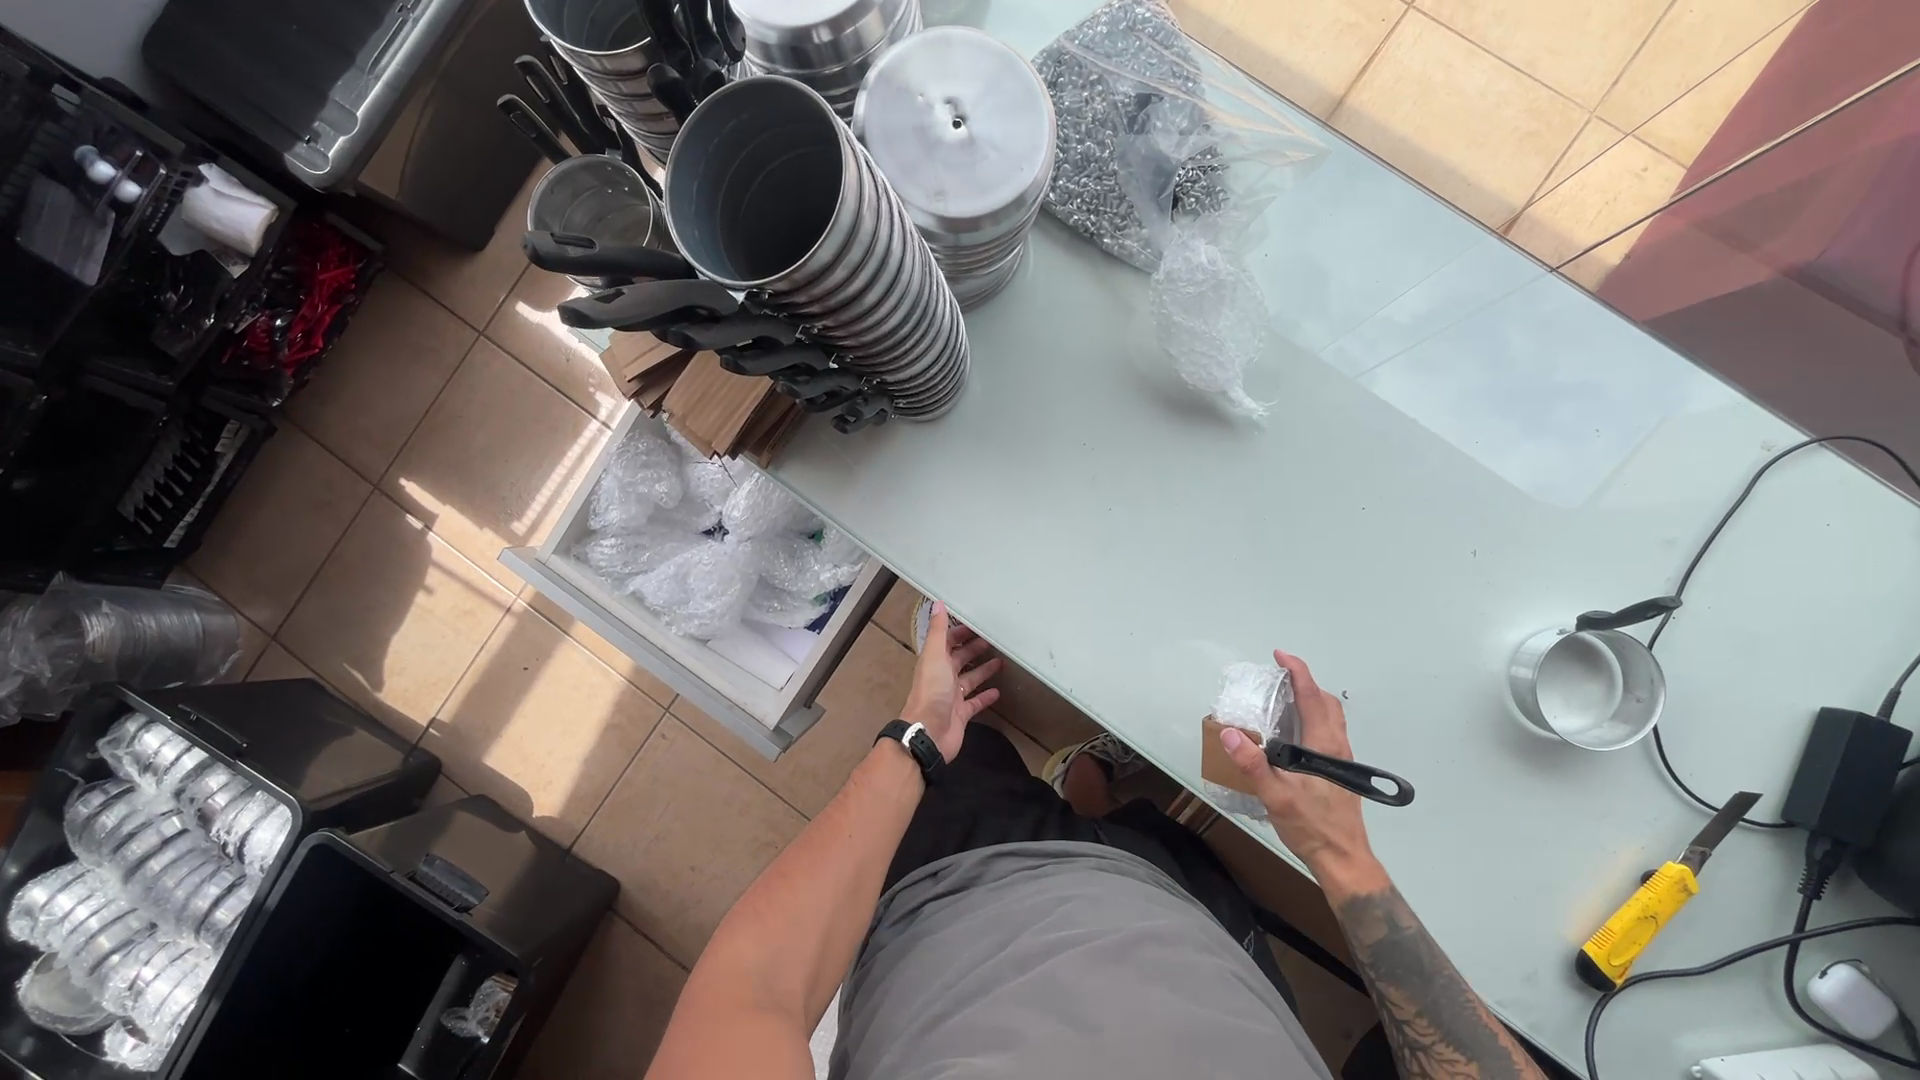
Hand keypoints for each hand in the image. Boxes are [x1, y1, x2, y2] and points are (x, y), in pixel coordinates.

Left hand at [899, 602, 1002, 761]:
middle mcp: (942, 677)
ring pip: (970, 679)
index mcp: (934, 662)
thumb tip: (937, 604)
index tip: (977, 625)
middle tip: (992, 641)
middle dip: (974, 649)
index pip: (948, 642)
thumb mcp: (934, 655)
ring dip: (983, 670)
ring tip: (1000, 661)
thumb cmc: (931, 692)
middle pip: (960, 659)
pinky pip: (976, 702)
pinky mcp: (961, 714)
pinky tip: (997, 691)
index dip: (960, 632)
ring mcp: (952, 696)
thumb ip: (937, 630)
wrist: (930, 732)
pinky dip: (986, 696)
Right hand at [1219, 651, 1377, 880]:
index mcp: (1324, 746)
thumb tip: (1229, 732)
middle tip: (1279, 677)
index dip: (1298, 673)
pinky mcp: (1340, 772)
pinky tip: (1293, 734)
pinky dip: (1313, 719)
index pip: (1313, 698)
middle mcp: (1338, 747)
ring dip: (1311, 700)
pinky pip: (1328, 732)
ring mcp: (1342, 760)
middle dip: (1305, 683)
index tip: (1280, 655)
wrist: (1343, 859)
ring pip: (1331, 718)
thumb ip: (1252, 763)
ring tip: (1284, 700)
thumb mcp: (1275, 796)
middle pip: (1327, 703)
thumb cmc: (1312, 826)